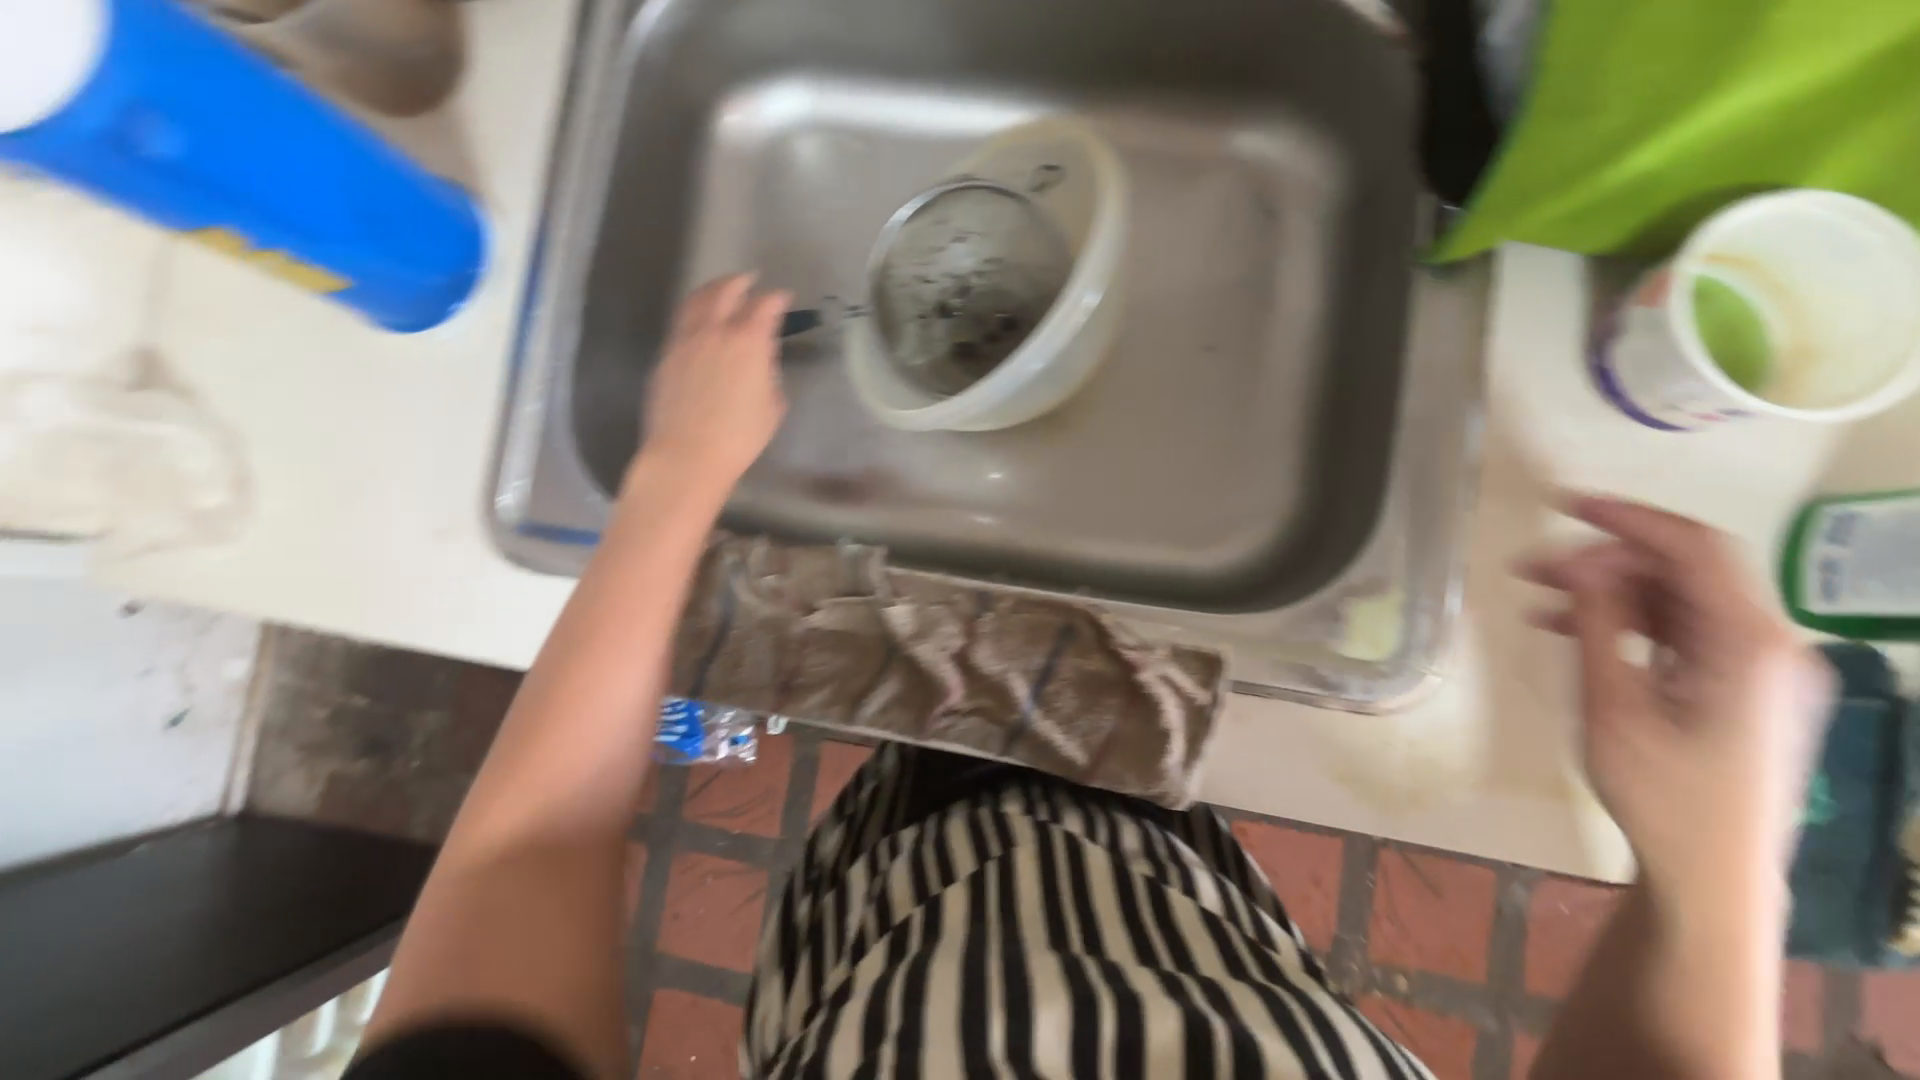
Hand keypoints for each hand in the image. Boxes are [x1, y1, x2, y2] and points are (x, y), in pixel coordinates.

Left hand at [637, 274, 791, 491]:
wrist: (688, 455)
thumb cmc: (740, 437)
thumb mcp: (772, 407)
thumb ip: (769, 374)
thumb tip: (762, 361)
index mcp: (747, 342)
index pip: (765, 307)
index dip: (776, 299)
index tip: (783, 298)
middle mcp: (714, 332)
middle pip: (724, 291)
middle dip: (739, 282)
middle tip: (748, 280)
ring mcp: (684, 341)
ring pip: (695, 301)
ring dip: (710, 291)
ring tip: (719, 292)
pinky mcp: (665, 357)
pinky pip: (680, 323)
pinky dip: (693, 314)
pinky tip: (699, 323)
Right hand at [1521, 496, 1831, 913]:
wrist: (1713, 874)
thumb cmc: (1661, 793)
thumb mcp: (1615, 704)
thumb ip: (1598, 623)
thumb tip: (1579, 559)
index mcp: (1749, 643)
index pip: (1694, 549)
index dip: (1629, 519)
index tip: (1563, 505)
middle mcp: (1769, 646)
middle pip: (1684, 572)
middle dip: (1604, 560)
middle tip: (1529, 568)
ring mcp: (1761, 669)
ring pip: (1680, 601)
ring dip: (1610, 591)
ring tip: (1536, 599)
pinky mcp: (1744, 690)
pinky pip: (1684, 633)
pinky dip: (1629, 623)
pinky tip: (1574, 631)